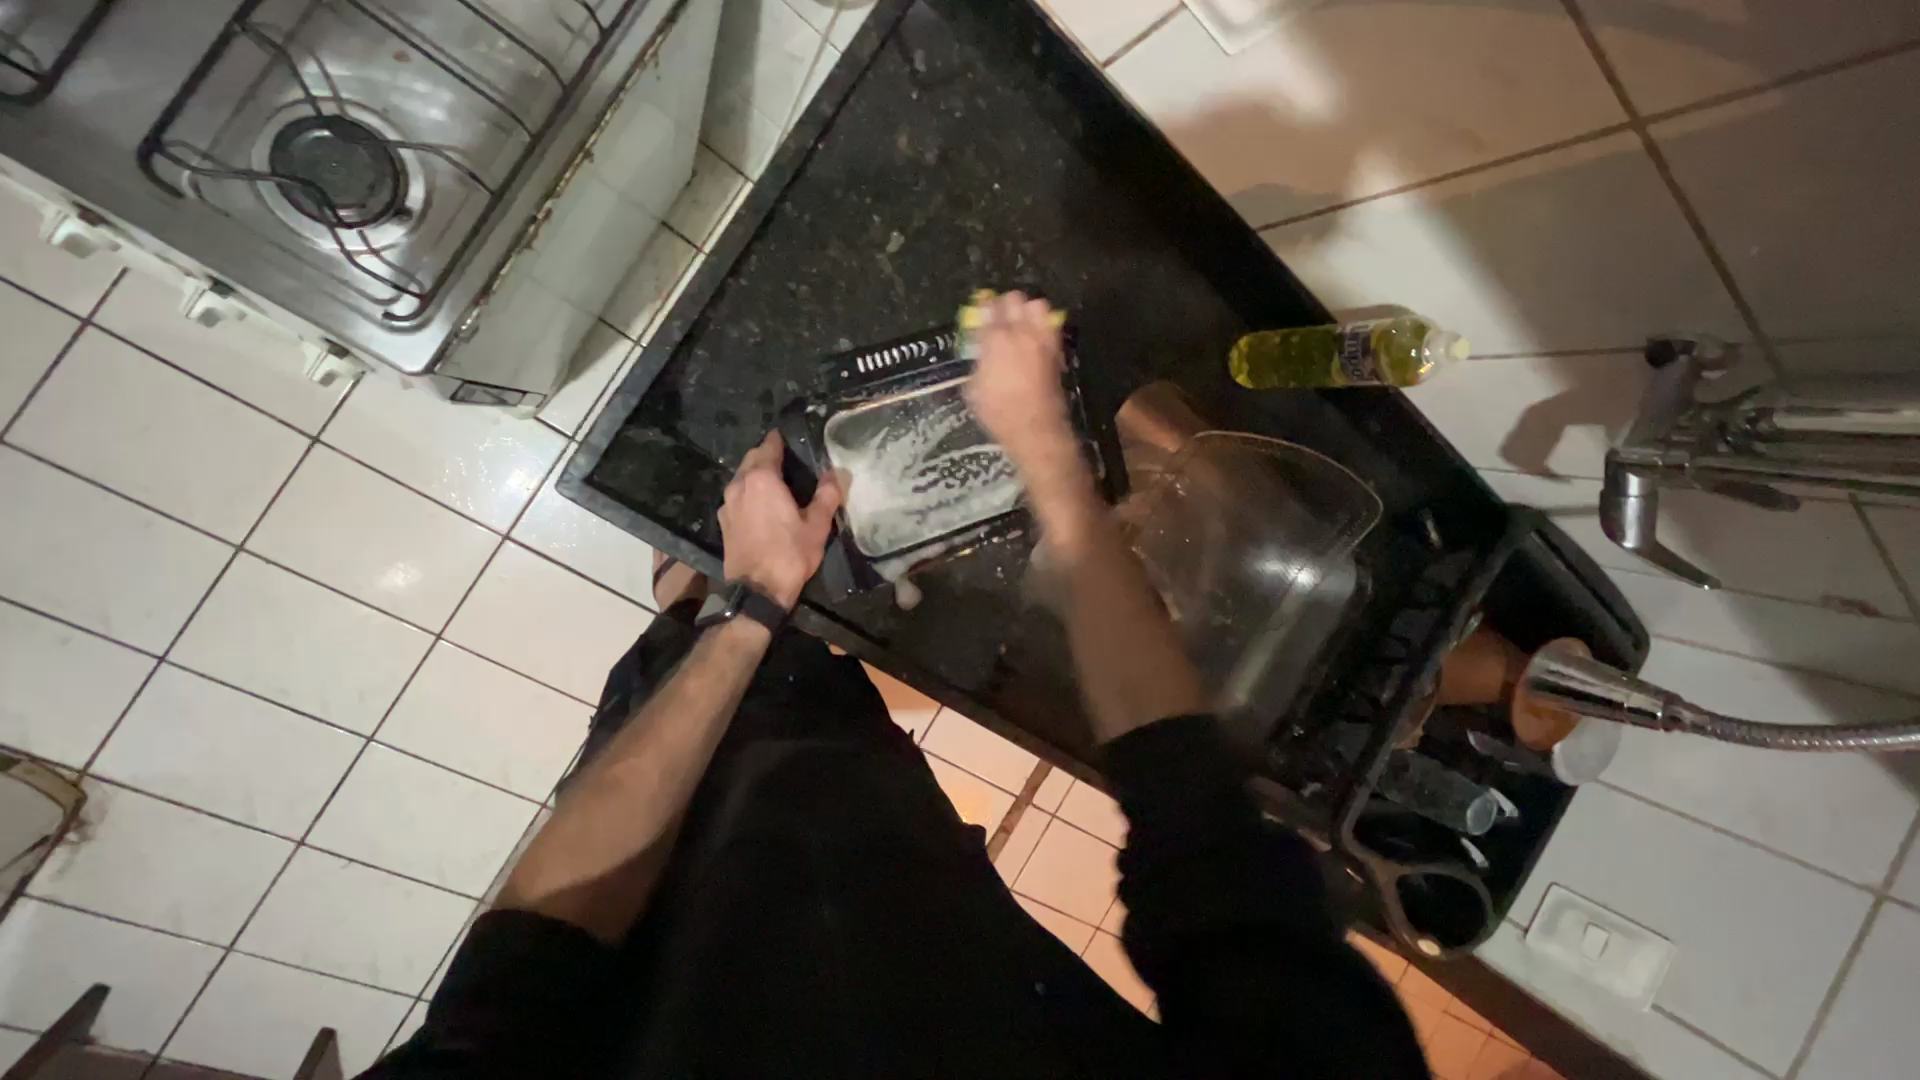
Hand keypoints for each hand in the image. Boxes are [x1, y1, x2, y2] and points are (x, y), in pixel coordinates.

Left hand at [718, 431, 844, 609]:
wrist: (757, 590)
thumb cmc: (790, 554)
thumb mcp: (817, 525)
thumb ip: (827, 495)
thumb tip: (837, 473)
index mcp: (763, 478)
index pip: (770, 446)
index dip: (781, 439)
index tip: (792, 438)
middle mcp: (740, 484)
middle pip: (752, 458)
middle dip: (768, 455)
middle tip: (789, 460)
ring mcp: (727, 503)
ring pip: (742, 477)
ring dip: (756, 474)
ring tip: (777, 482)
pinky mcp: (723, 521)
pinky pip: (736, 496)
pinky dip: (748, 493)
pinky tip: (762, 505)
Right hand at [965, 291, 1089, 496]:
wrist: (1036, 428)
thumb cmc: (998, 413)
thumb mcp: (973, 389)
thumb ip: (977, 363)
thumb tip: (981, 355)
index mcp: (995, 339)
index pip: (989, 307)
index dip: (983, 306)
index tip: (981, 311)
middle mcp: (1021, 332)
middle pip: (1015, 298)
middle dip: (1006, 304)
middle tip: (1001, 316)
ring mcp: (1042, 339)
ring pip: (1038, 305)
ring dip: (1029, 310)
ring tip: (1023, 324)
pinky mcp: (1057, 351)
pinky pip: (1051, 326)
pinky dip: (1043, 326)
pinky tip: (1036, 339)